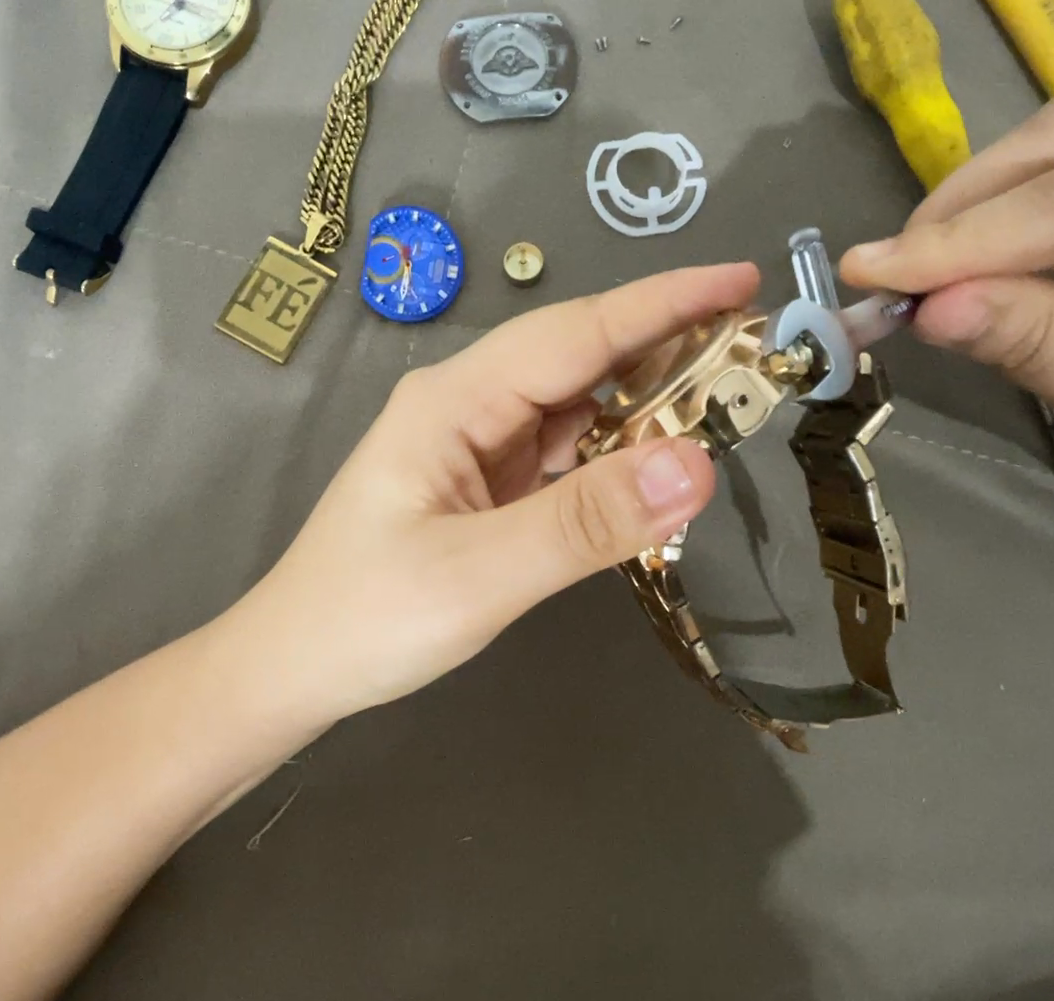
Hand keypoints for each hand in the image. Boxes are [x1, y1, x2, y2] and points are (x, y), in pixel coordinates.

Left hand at [225, 265, 759, 724]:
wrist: (295, 669)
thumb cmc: (366, 617)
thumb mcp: (478, 575)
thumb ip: (584, 523)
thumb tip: (699, 466)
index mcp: (453, 401)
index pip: (575, 333)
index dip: (663, 304)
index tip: (744, 278)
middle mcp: (467, 410)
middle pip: (581, 365)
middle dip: (667, 355)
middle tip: (757, 360)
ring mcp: (475, 452)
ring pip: (576, 415)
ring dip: (645, 415)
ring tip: (727, 415)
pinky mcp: (484, 493)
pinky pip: (563, 463)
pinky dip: (613, 467)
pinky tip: (653, 480)